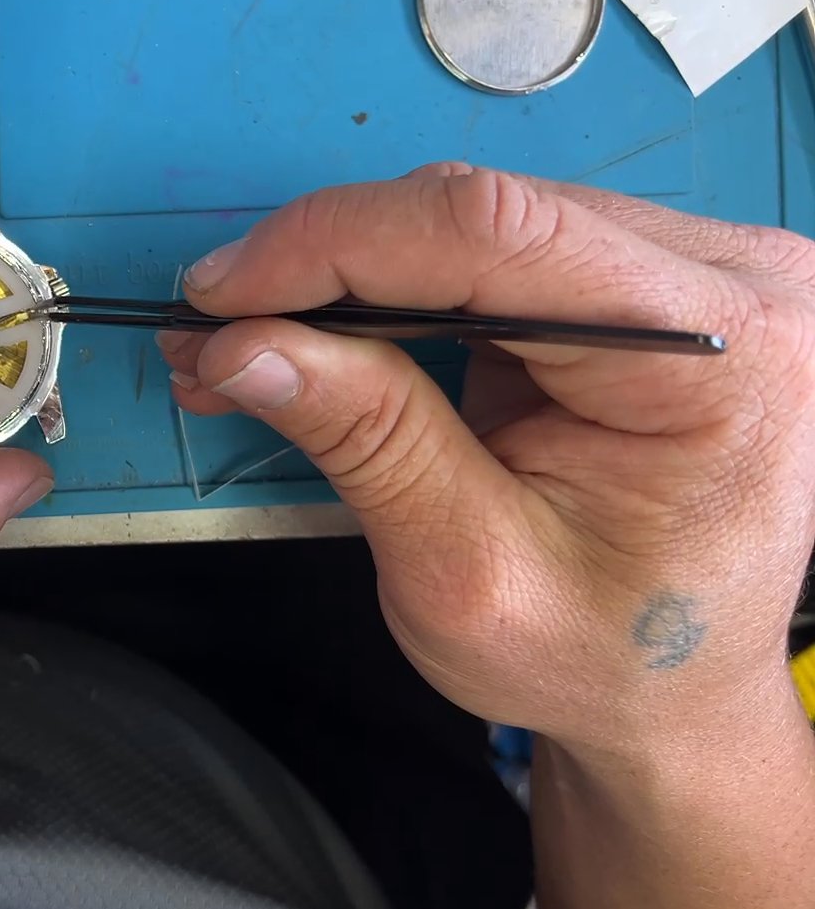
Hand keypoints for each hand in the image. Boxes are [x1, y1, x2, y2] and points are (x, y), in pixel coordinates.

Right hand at [159, 164, 814, 755]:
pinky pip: (447, 266)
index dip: (324, 246)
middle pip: (461, 217)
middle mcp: (710, 282)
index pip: (488, 234)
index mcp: (711, 355)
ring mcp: (662, 279)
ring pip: (439, 230)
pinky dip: (346, 307)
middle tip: (198, 336)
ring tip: (224, 354)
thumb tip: (237, 346)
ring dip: (312, 289)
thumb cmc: (582, 653)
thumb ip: (364, 438)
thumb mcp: (457, 564)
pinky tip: (284, 347)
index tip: (208, 301)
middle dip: (302, 272)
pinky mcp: (603, 298)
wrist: (657, 690)